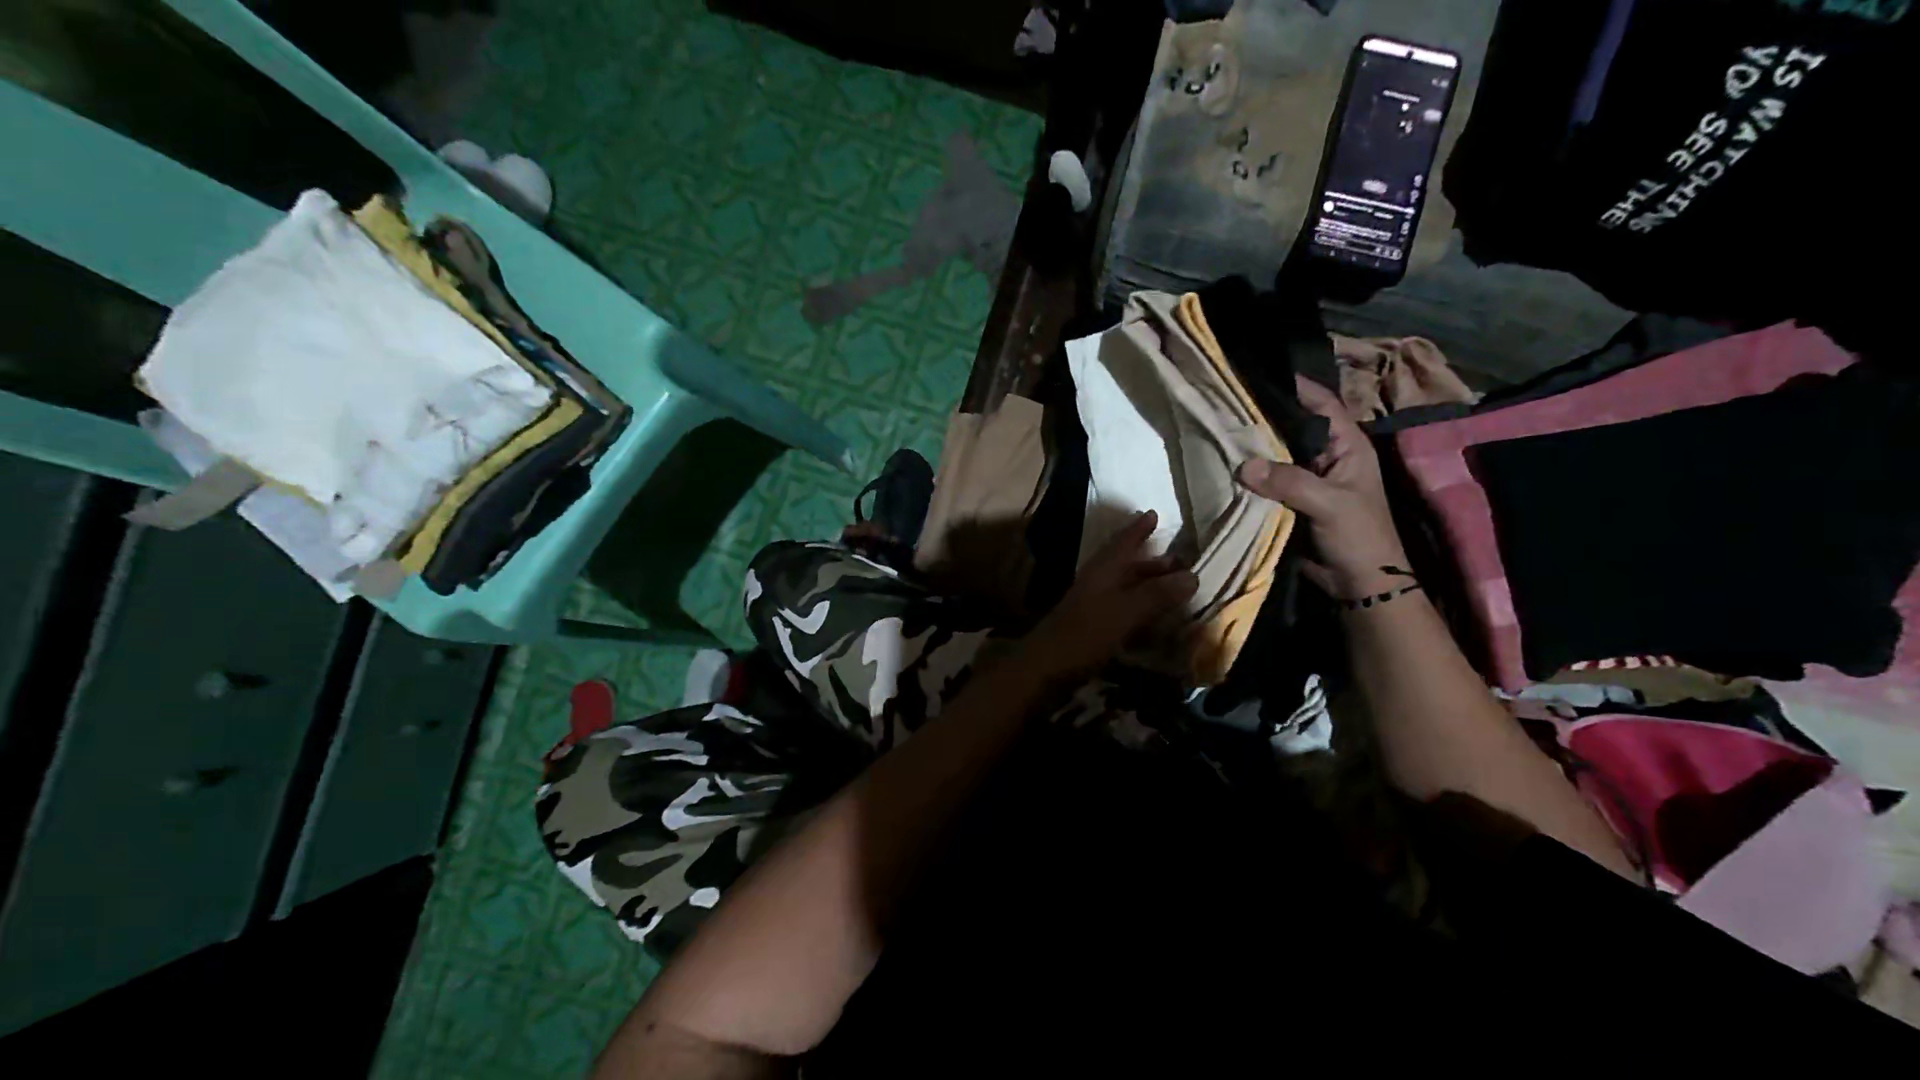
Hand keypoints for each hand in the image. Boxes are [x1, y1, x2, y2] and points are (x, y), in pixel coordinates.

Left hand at [1025, 510, 1198, 678]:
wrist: (1045, 668)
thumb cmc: (1084, 634)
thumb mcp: (1125, 612)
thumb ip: (1156, 594)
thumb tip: (1192, 575)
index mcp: (1103, 571)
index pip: (1123, 542)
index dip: (1138, 529)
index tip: (1153, 513)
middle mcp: (1097, 582)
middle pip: (1127, 565)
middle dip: (1152, 561)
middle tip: (1180, 560)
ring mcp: (1093, 605)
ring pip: (1125, 586)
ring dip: (1147, 584)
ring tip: (1174, 587)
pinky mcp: (1093, 627)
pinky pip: (1122, 608)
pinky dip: (1140, 607)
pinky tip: (1153, 617)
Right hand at [1237, 374, 1410, 600]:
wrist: (1359, 584)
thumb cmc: (1359, 537)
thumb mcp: (1330, 504)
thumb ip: (1290, 481)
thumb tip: (1243, 465)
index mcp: (1347, 445)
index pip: (1320, 403)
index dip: (1294, 386)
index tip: (1258, 373)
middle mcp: (1324, 455)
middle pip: (1290, 426)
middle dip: (1261, 416)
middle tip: (1224, 402)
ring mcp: (1304, 478)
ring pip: (1273, 454)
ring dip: (1250, 447)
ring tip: (1217, 429)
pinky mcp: (1288, 500)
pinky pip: (1264, 481)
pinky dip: (1246, 475)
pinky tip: (1222, 465)